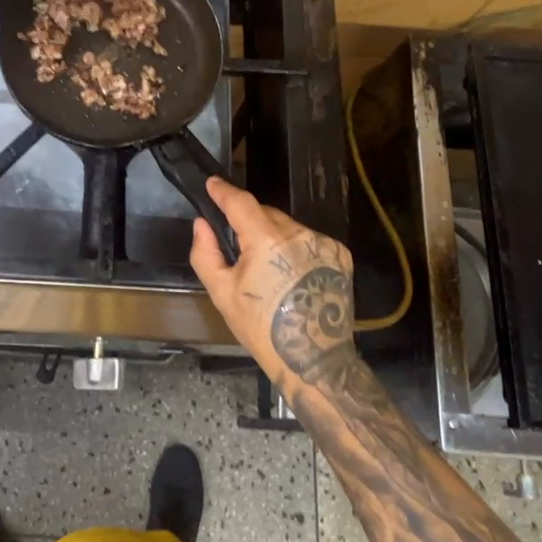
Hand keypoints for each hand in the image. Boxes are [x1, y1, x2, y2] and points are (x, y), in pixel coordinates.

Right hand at [189, 176, 357, 391]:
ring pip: (288, 227)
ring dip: (273, 236)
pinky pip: (308, 240)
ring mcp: (323, 243)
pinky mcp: (339, 255)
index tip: (212, 183)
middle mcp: (299, 233)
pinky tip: (289, 275)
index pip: (241, 202)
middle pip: (266, 214)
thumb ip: (206, 253)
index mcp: (267, 241)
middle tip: (237, 247)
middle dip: (249, 223)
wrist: (313, 358)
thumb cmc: (262, 328)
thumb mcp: (222, 294)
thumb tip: (202, 224)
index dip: (223, 191)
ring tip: (266, 269)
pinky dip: (294, 248)